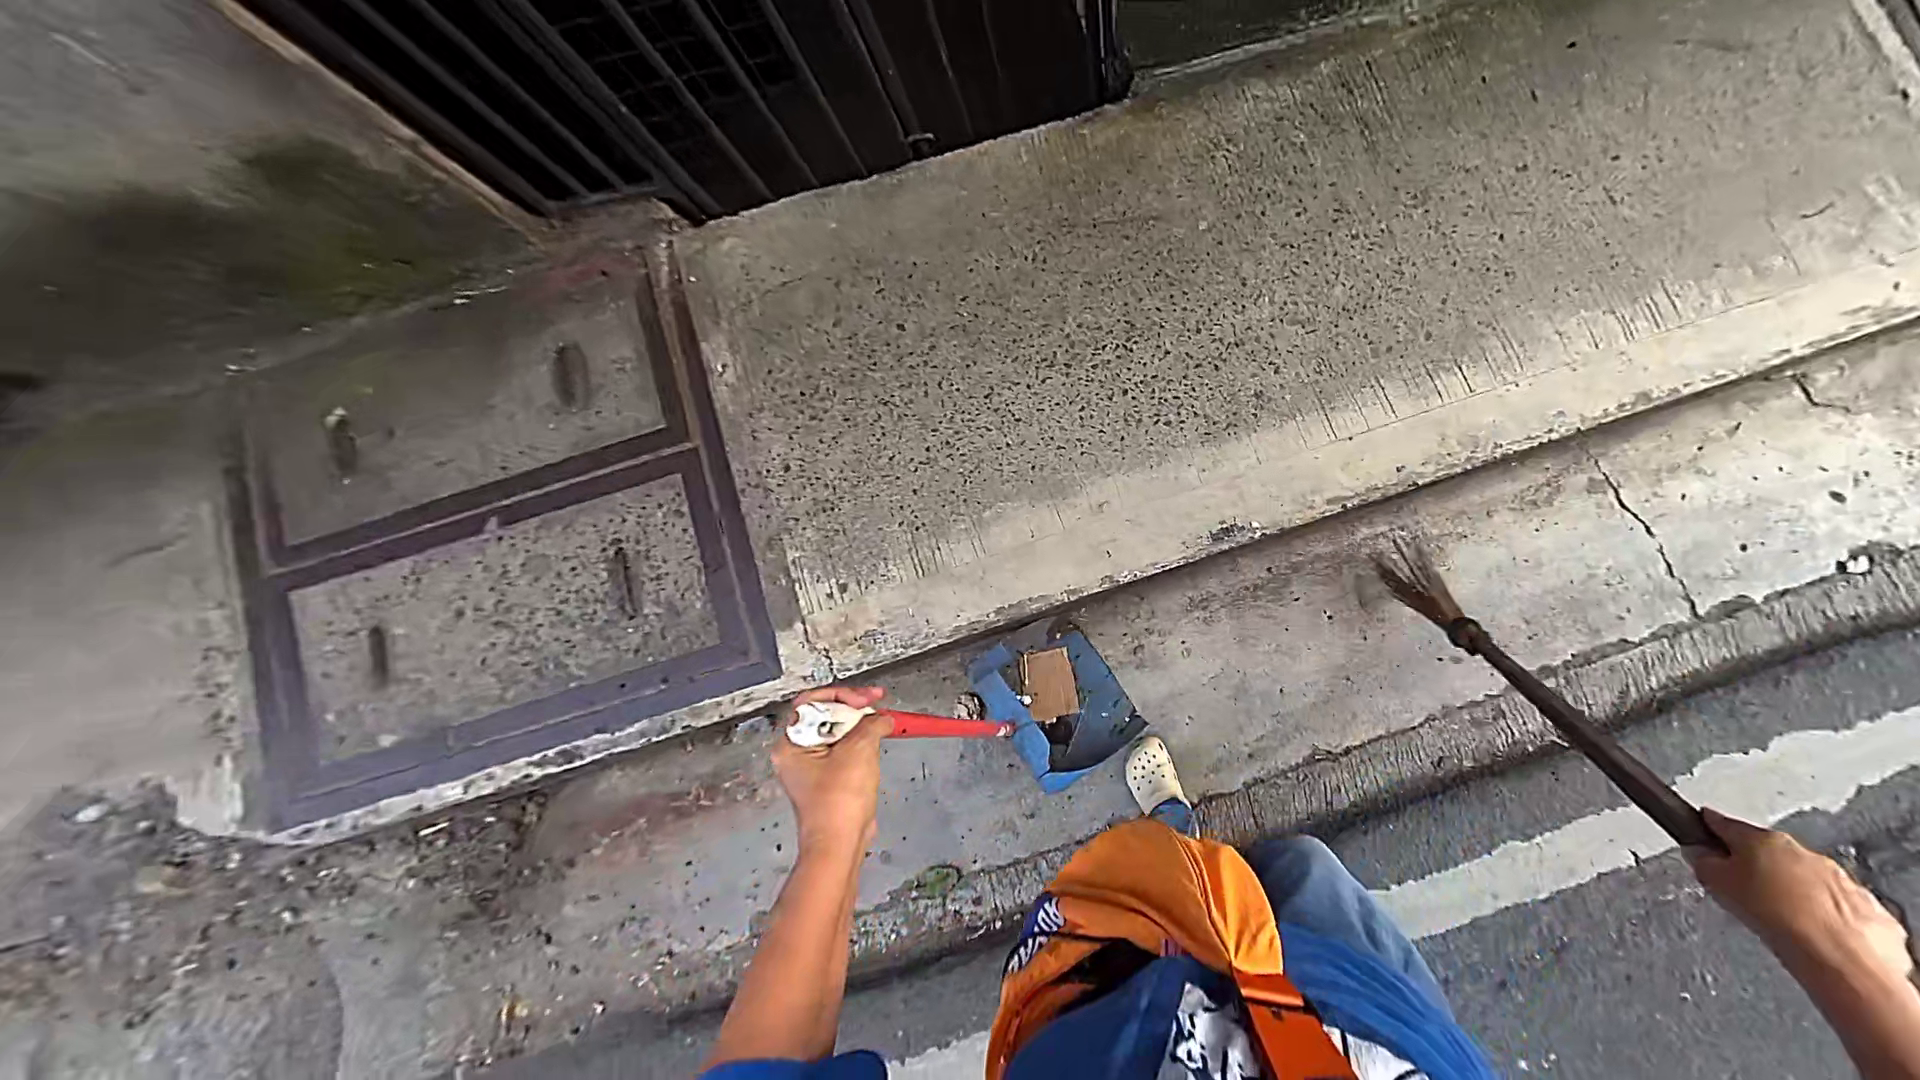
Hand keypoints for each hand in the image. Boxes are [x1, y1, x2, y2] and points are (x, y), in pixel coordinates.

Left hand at [772, 686, 892, 851]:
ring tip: (880, 720)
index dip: (841, 695)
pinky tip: (876, 738)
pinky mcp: (829, 777)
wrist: (841, 844)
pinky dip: (861, 741)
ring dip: (860, 724)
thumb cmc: (839, 802)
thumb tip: (883, 717)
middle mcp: (797, 753)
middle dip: (853, 708)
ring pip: (837, 731)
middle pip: (825, 714)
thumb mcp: (858, 750)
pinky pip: (844, 749)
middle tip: (876, 703)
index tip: (865, 699)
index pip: (812, 702)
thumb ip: (872, 723)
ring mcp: (813, 766)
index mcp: (791, 744)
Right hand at [1688, 808, 1912, 979]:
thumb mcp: (1712, 880)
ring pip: (1806, 878)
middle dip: (1755, 866)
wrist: (1838, 958)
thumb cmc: (1775, 915)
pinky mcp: (1870, 910)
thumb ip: (1702, 860)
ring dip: (1792, 891)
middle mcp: (1804, 854)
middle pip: (1768, 852)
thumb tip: (1703, 855)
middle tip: (1740, 888)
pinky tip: (1813, 932)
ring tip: (1779, 917)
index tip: (1702, 827)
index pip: (1724, 823)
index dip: (1708, 825)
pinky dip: (1825, 916)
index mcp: (1763, 840)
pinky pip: (1839, 906)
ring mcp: (1842, 882)